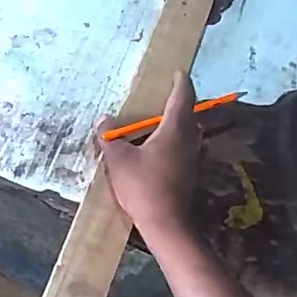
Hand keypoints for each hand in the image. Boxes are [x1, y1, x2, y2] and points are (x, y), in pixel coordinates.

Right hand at [99, 74, 201, 243]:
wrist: (167, 225)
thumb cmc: (144, 187)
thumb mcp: (118, 160)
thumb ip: (110, 137)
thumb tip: (104, 121)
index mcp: (175, 129)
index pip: (183, 96)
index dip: (181, 82)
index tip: (178, 72)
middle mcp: (189, 139)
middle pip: (187, 113)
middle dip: (176, 102)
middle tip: (160, 95)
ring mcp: (192, 158)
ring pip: (185, 132)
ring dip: (172, 123)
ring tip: (152, 121)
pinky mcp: (189, 173)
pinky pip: (181, 147)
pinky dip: (170, 140)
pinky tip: (153, 149)